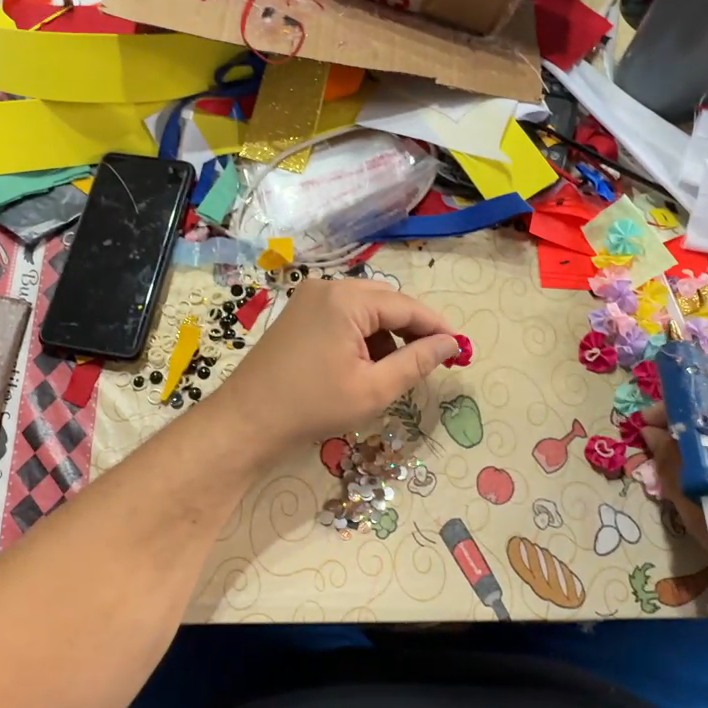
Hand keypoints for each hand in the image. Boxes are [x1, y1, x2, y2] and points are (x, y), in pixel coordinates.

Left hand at [206, 278, 460, 457]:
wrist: (247, 420)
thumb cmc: (312, 407)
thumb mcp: (373, 389)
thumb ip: (416, 362)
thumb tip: (451, 344)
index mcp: (347, 300)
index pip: (406, 306)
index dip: (436, 326)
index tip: (460, 348)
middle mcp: (327, 287)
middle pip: (385, 301)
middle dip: (410, 329)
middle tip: (431, 360)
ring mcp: (308, 298)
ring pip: (364, 308)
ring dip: (385, 333)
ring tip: (394, 370)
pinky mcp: (297, 313)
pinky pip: (342, 314)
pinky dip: (360, 334)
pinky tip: (364, 364)